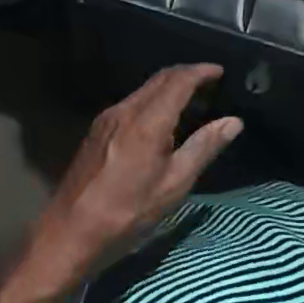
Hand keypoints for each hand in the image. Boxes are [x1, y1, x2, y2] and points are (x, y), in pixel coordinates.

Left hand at [15, 65, 241, 296]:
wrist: (70, 231)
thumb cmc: (128, 212)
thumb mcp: (174, 184)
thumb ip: (204, 147)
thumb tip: (233, 121)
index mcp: (147, 121)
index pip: (179, 80)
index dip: (201, 71)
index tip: (220, 71)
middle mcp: (126, 109)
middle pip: (160, 78)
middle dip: (187, 74)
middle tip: (211, 83)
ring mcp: (108, 117)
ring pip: (145, 89)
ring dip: (169, 86)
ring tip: (192, 101)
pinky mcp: (98, 128)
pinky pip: (132, 101)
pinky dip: (153, 99)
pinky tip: (162, 120)